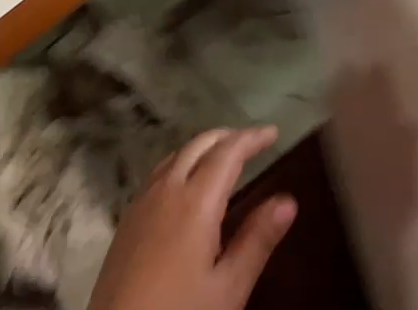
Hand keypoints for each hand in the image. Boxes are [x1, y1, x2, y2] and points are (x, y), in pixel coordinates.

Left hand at [88, 127, 296, 309]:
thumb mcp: (229, 286)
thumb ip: (257, 240)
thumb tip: (288, 201)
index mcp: (195, 201)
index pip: (226, 154)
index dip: (250, 139)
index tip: (272, 132)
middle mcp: (166, 189)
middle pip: (198, 146)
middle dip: (226, 137)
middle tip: (253, 140)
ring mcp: (143, 199)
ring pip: (175, 155)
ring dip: (202, 147)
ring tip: (225, 155)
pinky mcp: (129, 215)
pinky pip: (158, 172)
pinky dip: (181, 162)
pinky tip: (188, 181)